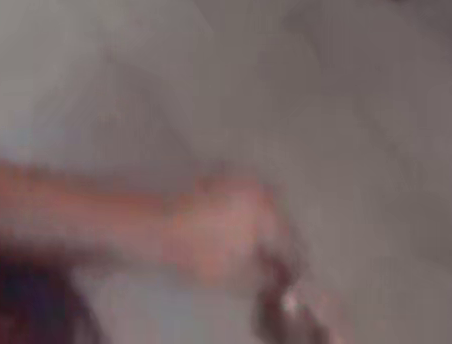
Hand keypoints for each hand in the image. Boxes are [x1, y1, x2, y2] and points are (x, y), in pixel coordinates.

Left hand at [164, 174, 298, 291]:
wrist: (158, 222)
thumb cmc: (201, 251)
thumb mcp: (238, 277)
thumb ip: (266, 278)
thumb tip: (278, 277)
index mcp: (269, 210)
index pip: (293, 243)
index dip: (293, 267)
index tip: (287, 281)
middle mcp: (259, 186)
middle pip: (280, 218)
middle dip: (278, 240)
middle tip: (271, 263)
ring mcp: (238, 174)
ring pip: (262, 203)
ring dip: (263, 223)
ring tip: (253, 245)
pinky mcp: (220, 171)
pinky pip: (244, 193)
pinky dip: (246, 209)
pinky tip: (235, 225)